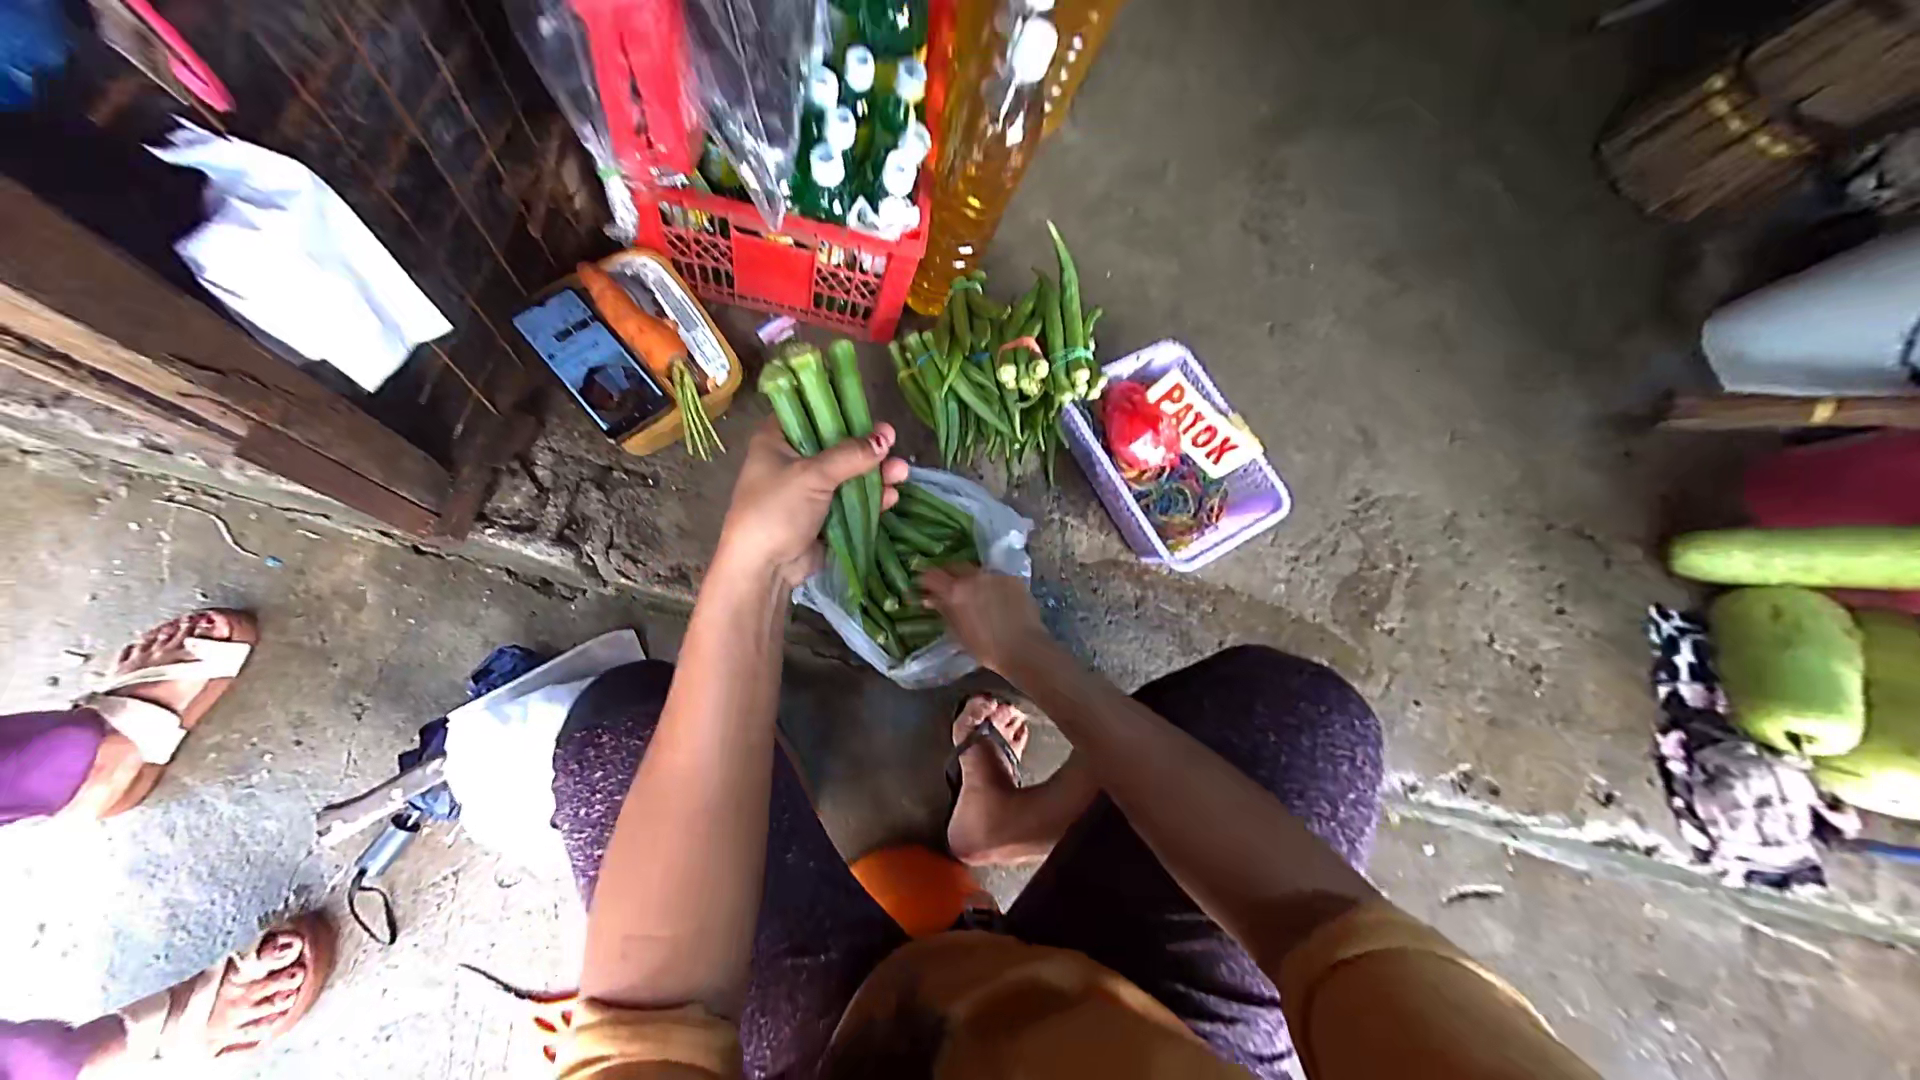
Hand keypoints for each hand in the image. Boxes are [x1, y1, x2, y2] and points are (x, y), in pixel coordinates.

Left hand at [714, 417, 908, 587]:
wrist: (765, 568)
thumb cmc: (777, 510)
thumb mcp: (812, 475)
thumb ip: (851, 455)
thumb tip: (886, 438)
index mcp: (778, 440)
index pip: (811, 413)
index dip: (841, 411)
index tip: (871, 414)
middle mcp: (793, 461)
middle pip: (837, 446)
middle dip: (867, 448)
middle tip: (894, 445)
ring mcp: (810, 490)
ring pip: (849, 475)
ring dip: (875, 475)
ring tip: (902, 473)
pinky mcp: (824, 515)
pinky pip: (852, 501)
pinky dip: (871, 498)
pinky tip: (891, 496)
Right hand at [918, 565, 1052, 675]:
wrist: (1024, 648)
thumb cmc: (986, 647)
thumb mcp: (958, 631)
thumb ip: (944, 610)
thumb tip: (930, 599)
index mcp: (955, 591)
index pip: (931, 575)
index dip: (925, 580)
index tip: (924, 587)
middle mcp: (974, 576)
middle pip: (953, 566)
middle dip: (947, 574)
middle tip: (947, 588)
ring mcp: (995, 575)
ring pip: (976, 570)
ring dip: (970, 578)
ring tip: (973, 593)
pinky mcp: (1013, 578)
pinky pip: (995, 576)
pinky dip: (990, 584)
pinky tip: (995, 597)